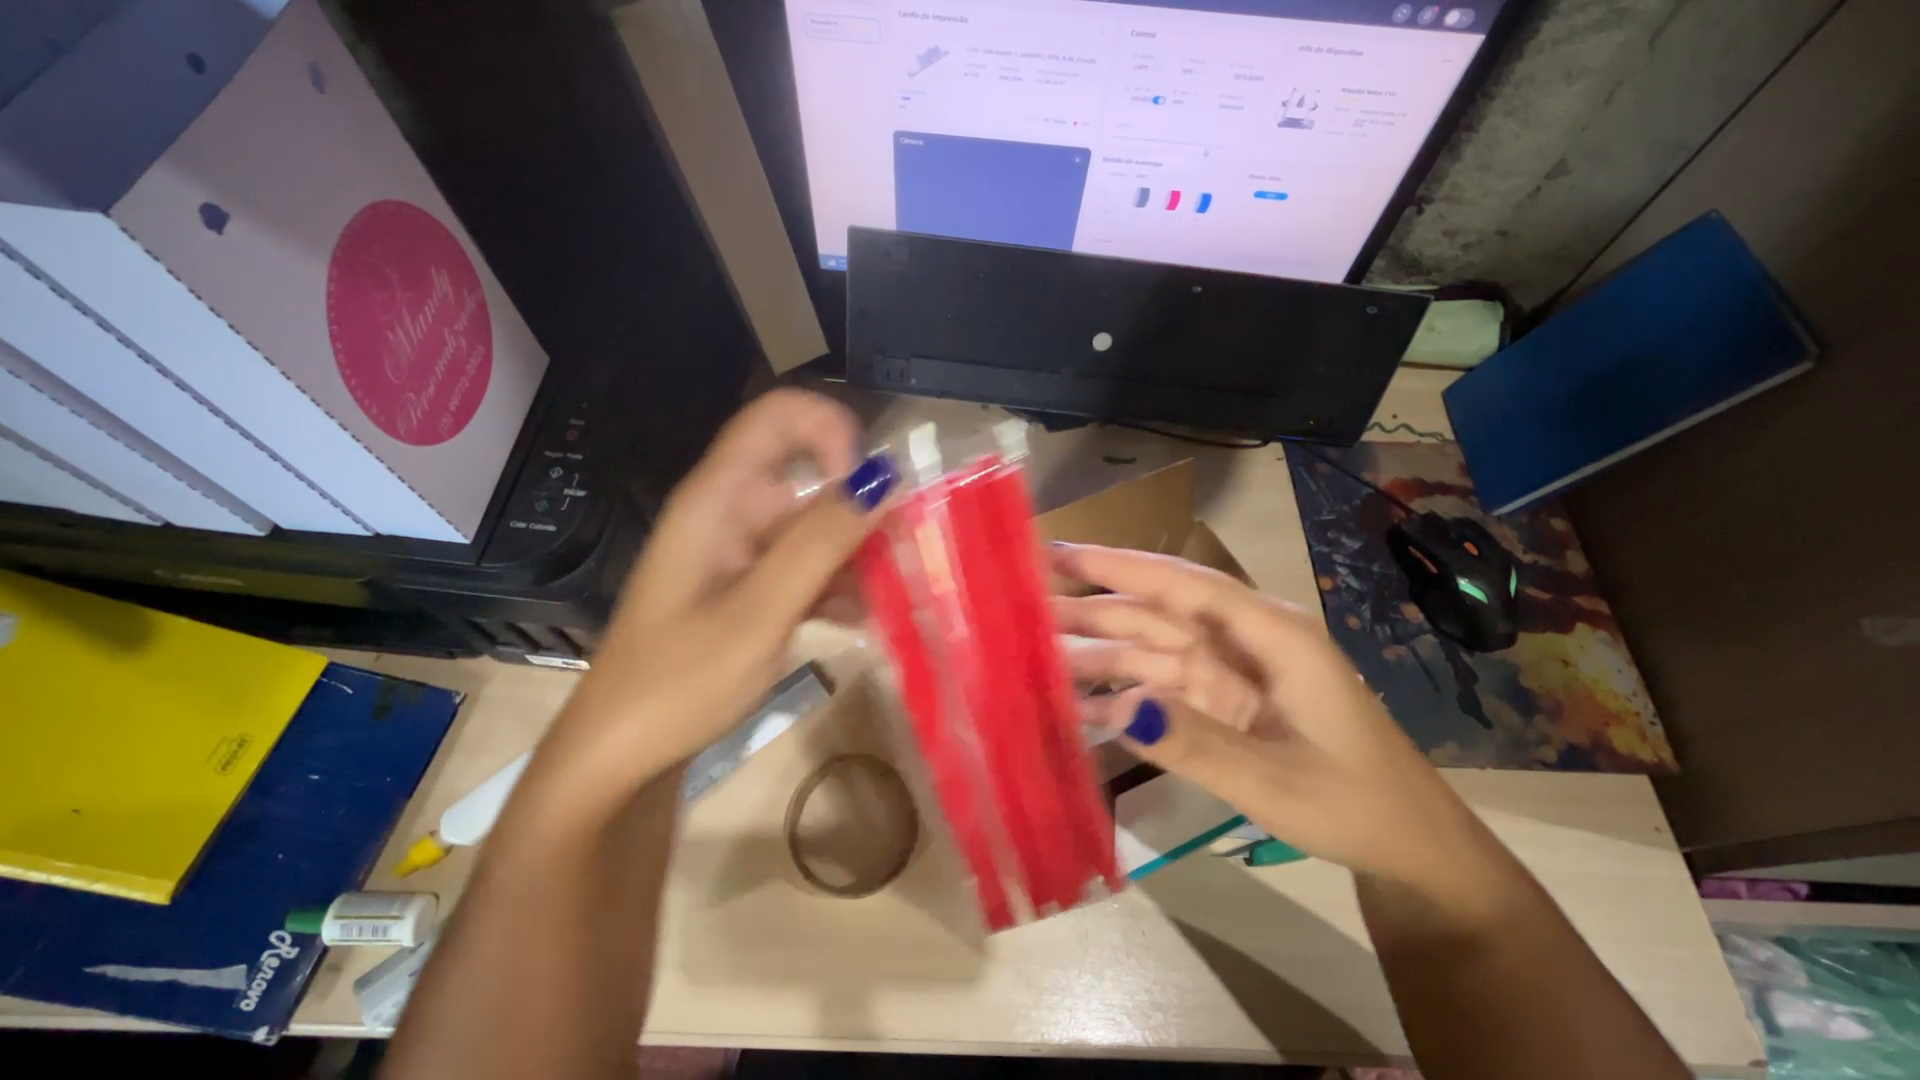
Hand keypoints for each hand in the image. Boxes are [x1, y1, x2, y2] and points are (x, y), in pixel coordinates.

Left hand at [529, 390, 895, 810]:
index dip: (832, 432)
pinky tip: (857, 624)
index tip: (870, 488)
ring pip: (812, 529)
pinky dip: (833, 588)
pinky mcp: (745, 591)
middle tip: (902, 559)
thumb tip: (886, 476)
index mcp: (717, 498)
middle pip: (806, 478)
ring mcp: (737, 554)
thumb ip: (822, 542)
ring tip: (887, 601)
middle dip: (859, 512)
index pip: (778, 416)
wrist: (620, 754)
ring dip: (853, 558)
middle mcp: (728, 513)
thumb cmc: (679, 680)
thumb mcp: (760, 612)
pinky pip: (802, 569)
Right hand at [1053, 544, 1491, 893]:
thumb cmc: (1356, 802)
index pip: (1185, 585)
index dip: (1120, 565)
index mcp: (1272, 636)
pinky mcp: (1221, 710)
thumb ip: (1197, 744)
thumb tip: (1118, 708)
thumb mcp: (1277, 780)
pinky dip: (1118, 698)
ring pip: (1150, 653)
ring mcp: (1230, 678)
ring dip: (1095, 653)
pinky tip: (1072, 703)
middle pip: (1156, 615)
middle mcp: (1244, 645)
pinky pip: (1158, 694)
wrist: (1408, 845)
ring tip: (1029, 652)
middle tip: (1019, 603)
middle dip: (1091, 607)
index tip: (1060, 552)